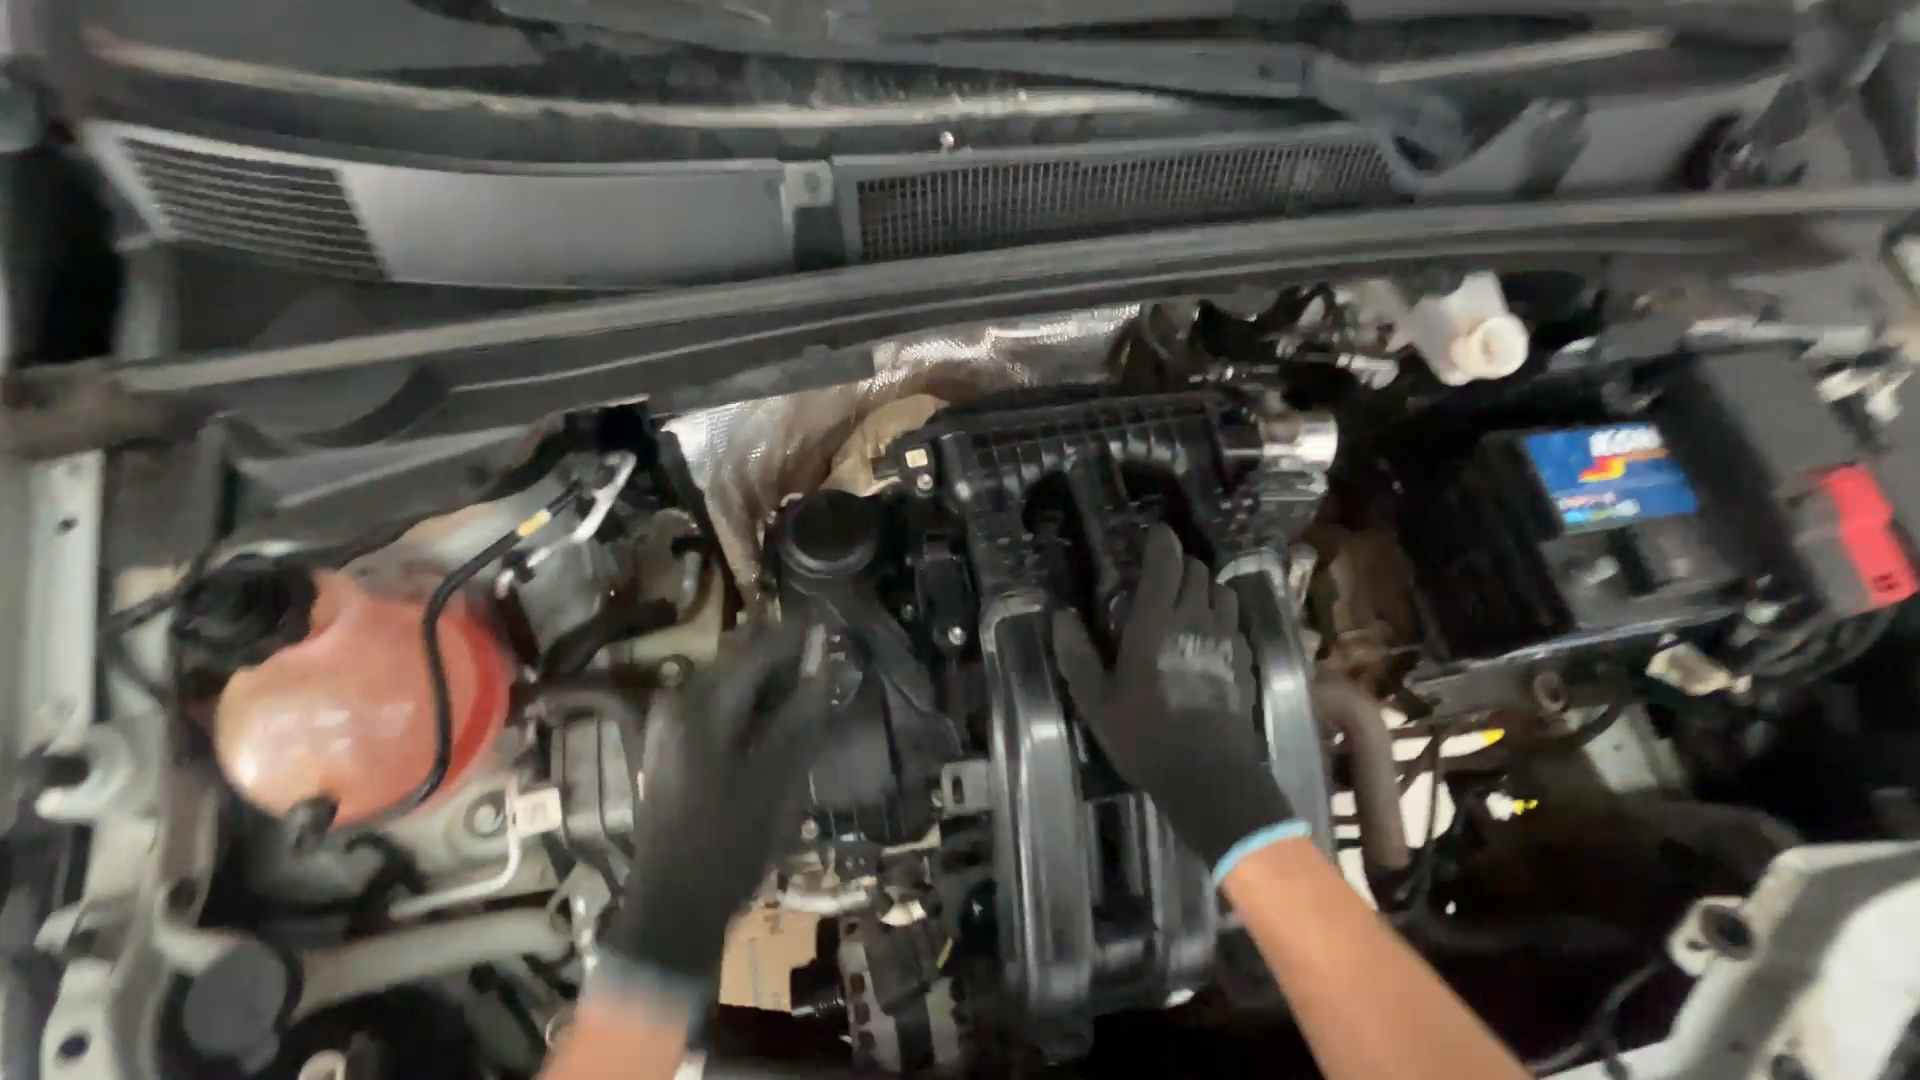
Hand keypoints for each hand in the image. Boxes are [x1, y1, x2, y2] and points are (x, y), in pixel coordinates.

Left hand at [595, 622, 831, 1002]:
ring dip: (765, 678)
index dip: (796, 635)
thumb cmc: (730, 842)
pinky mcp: (667, 744)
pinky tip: (771, 717)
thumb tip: (822, 659)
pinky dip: (745, 702)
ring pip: (725, 680)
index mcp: (702, 707)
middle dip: (780, 655)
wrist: (673, 905)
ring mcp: (666, 724)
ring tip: (803, 686)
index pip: (757, 650)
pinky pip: (713, 704)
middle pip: (737, 660)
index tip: (828, 624)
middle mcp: (677, 703)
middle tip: (821, 658)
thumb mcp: (778, 777)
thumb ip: (801, 712)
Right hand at [1051, 524, 1301, 876]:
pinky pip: (1235, 622)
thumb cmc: (1145, 735)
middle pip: (1198, 571)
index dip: (1162, 542)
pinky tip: (1208, 636)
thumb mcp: (1096, 700)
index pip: (1166, 563)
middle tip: (1163, 574)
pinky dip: (1221, 615)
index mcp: (1155, 621)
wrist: (1210, 775)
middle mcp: (1195, 619)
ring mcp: (1226, 639)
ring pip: (1222, 592)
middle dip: (1182, 564)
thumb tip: (1062, 615)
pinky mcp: (1244, 661)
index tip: (1156, 534)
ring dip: (1205, 587)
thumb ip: (1077, 654)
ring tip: (1188, 601)